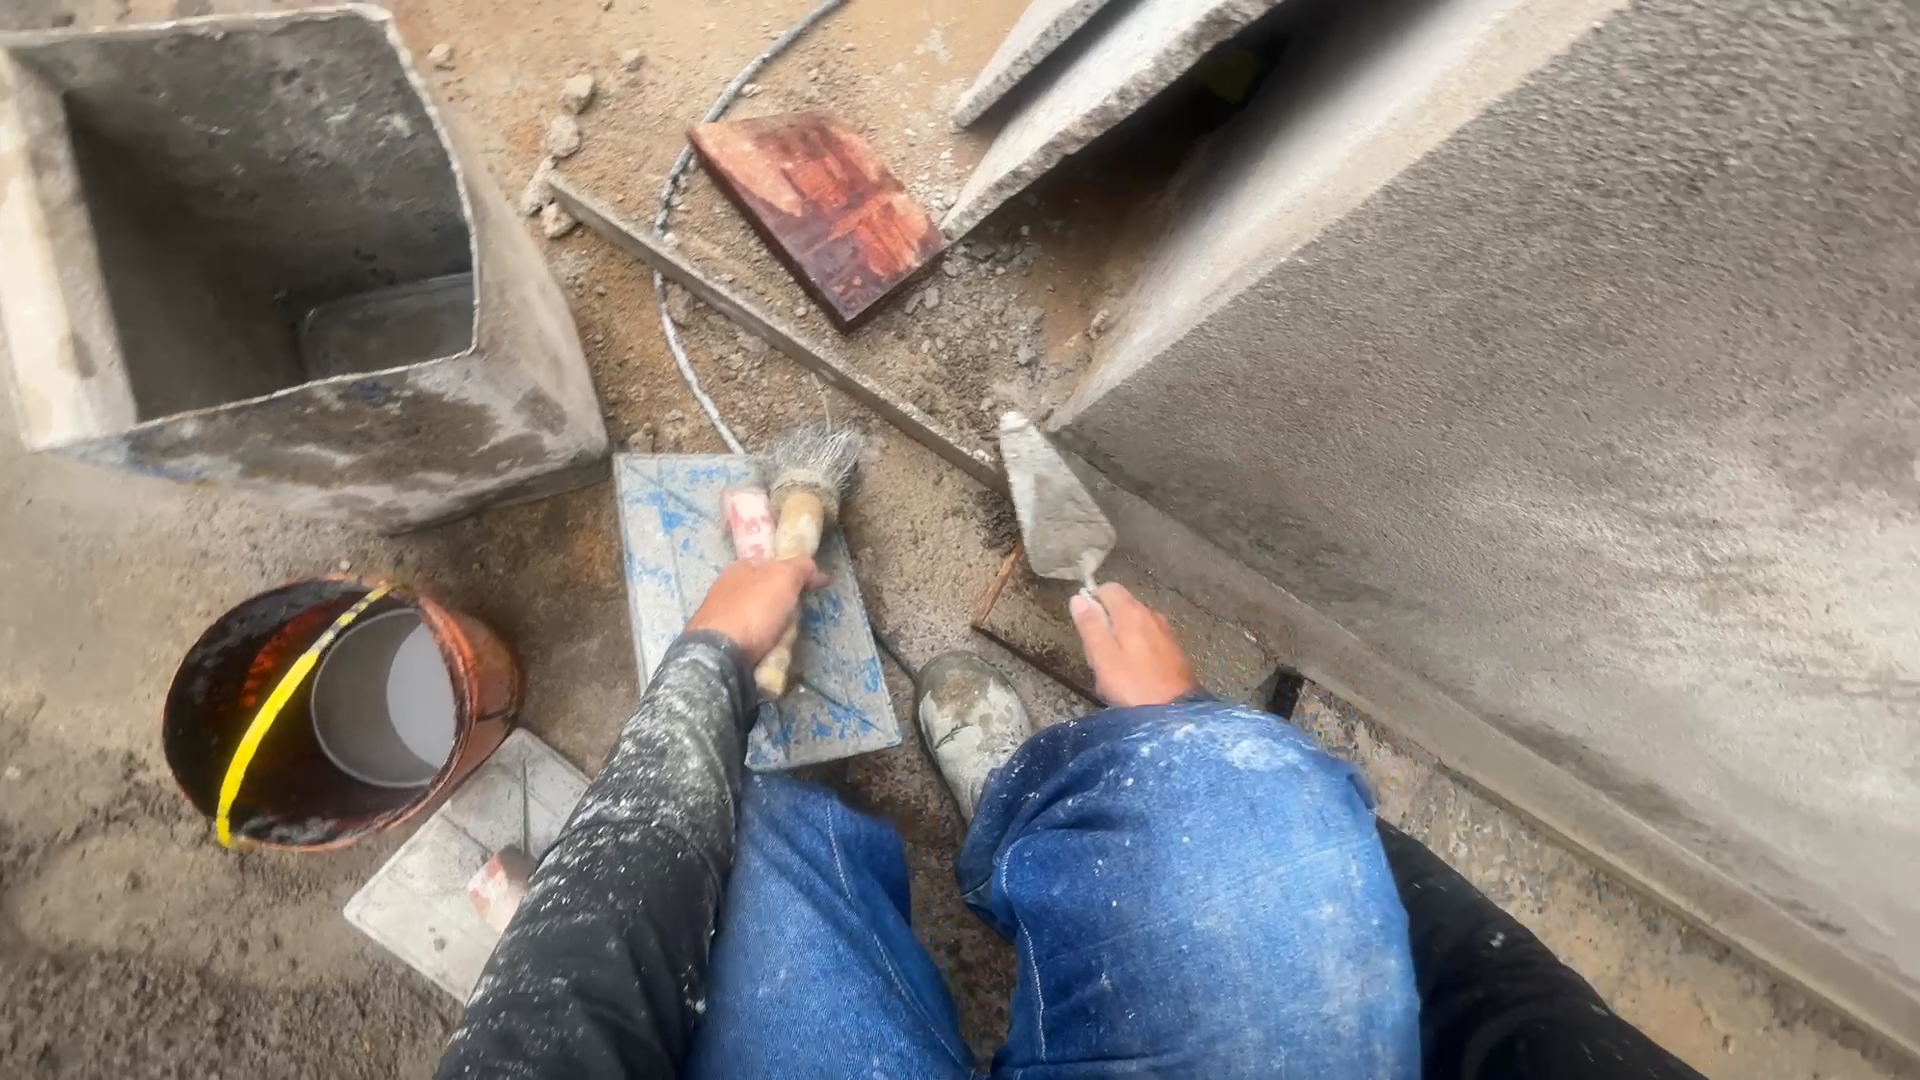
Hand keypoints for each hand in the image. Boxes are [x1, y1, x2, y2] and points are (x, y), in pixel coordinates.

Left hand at [686, 557, 828, 662]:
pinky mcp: (721, 641)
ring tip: (788, 635)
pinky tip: (771, 647)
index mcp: (740, 567)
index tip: (816, 584)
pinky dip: (765, 640)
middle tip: (800, 612)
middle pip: (768, 590)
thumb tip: (811, 566)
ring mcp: (722, 615)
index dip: (796, 571)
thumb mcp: (784, 578)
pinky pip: (753, 636)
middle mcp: (728, 587)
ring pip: (761, 615)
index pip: (773, 562)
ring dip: (776, 623)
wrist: (719, 654)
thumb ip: (800, 567)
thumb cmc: (753, 609)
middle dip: (786, 599)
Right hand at [1070, 583, 1199, 706]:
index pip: (1109, 588)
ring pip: (1134, 623)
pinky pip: (1148, 637)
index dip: (1092, 599)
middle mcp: (1151, 614)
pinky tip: (1134, 672)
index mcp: (1132, 612)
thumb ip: (1090, 625)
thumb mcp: (1102, 657)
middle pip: (1121, 605)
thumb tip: (1078, 598)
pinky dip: (1136, 647)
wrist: (1175, 713)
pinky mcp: (1174, 648)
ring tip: (1115, 668)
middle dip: (1106, 622)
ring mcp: (1165, 630)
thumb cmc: (1133, 685)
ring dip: (1120, 637)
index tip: (1085, 624)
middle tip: (1098, 654)